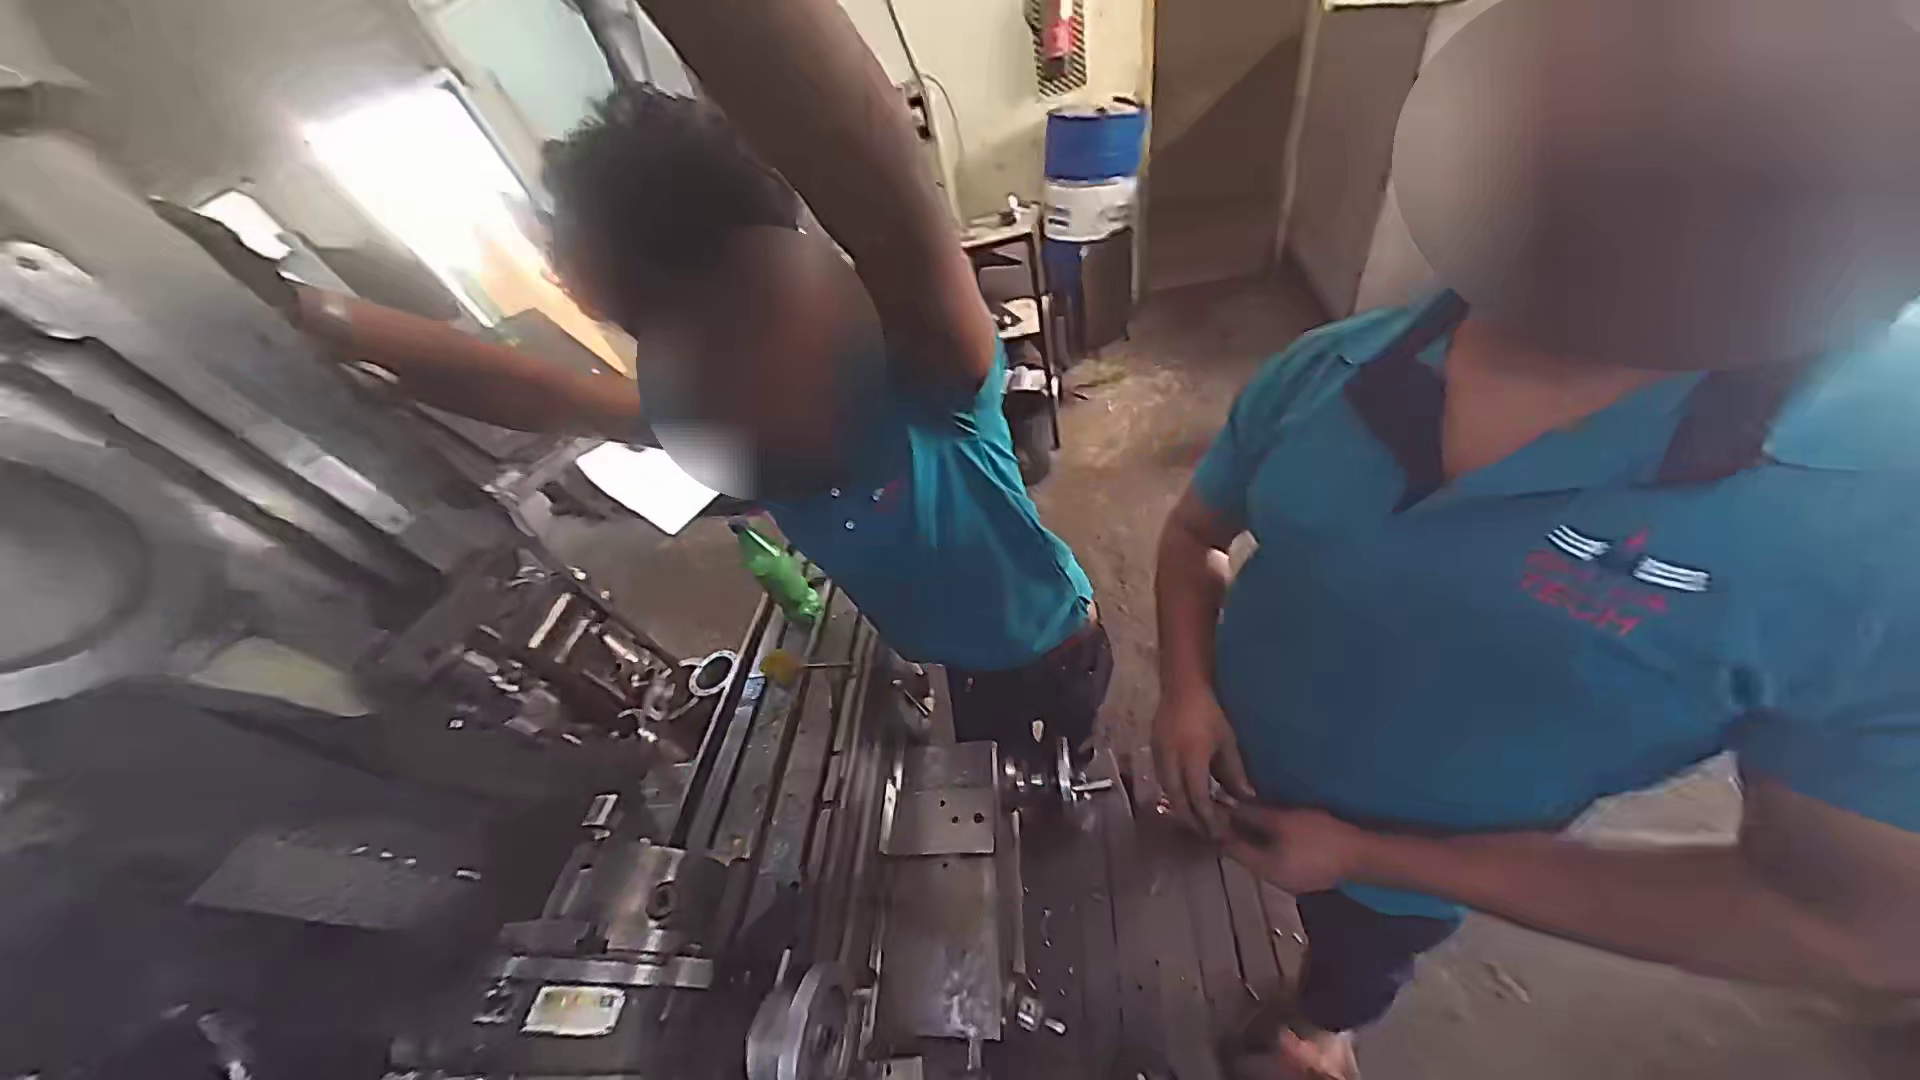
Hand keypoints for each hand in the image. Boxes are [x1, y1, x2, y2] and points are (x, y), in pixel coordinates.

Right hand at [1151, 685, 1254, 837]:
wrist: (1181, 688)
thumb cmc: (1209, 713)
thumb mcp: (1228, 742)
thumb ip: (1234, 772)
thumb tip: (1245, 798)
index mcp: (1192, 755)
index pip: (1197, 795)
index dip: (1208, 817)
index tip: (1219, 831)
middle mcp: (1171, 757)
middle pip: (1177, 798)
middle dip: (1192, 819)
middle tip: (1207, 832)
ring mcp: (1158, 753)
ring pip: (1166, 790)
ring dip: (1181, 807)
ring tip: (1197, 819)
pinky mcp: (1152, 749)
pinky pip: (1161, 778)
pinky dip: (1173, 793)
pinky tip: (1184, 797)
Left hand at [1219, 802, 1370, 894]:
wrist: (1365, 854)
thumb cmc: (1319, 837)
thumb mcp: (1280, 820)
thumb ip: (1249, 814)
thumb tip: (1223, 805)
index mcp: (1263, 869)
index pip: (1228, 848)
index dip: (1215, 827)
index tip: (1206, 807)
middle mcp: (1271, 879)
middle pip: (1241, 852)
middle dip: (1230, 829)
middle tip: (1220, 804)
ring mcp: (1288, 879)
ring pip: (1257, 854)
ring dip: (1246, 834)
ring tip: (1237, 808)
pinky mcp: (1301, 873)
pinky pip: (1272, 855)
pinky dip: (1262, 839)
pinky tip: (1262, 822)